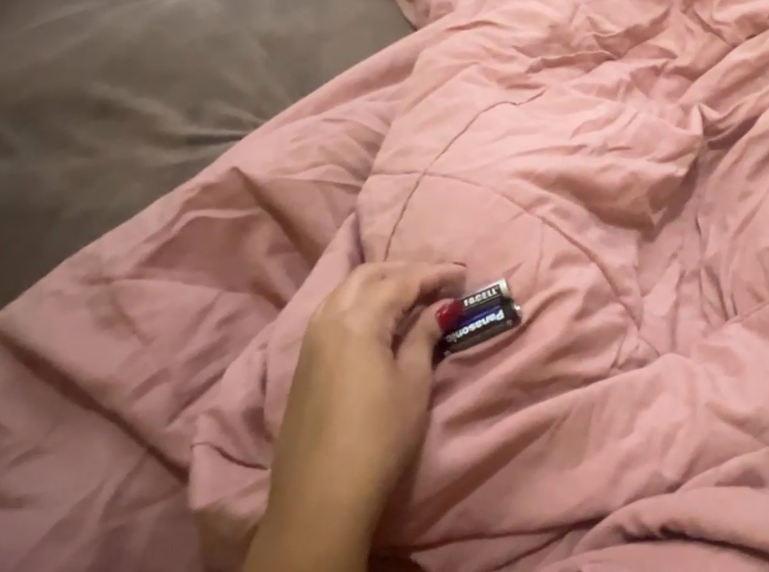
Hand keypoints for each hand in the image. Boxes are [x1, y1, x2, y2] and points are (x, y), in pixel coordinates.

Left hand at [246, 261, 465, 571]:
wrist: (321, 496)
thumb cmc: (379, 436)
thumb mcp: (413, 382)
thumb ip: (424, 335)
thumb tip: (442, 306)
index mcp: (358, 320)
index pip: (401, 280)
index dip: (434, 273)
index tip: (463, 274)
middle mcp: (329, 319)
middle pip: (368, 275)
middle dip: (405, 271)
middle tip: (438, 282)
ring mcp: (311, 340)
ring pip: (346, 290)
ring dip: (380, 283)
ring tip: (412, 295)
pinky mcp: (305, 362)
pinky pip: (334, 311)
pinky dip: (361, 301)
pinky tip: (379, 319)